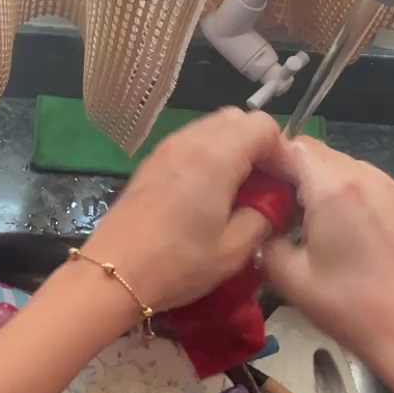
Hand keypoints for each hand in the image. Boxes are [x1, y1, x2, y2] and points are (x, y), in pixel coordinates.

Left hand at [81, 108, 282, 310]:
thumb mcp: (234, 250)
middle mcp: (189, 142)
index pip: (262, 126)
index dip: (280, 151)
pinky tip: (205, 194)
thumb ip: (264, 216)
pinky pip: (188, 143)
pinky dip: (206, 156)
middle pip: (236, 119)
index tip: (282, 185)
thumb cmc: (176, 265)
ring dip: (231, 149)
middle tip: (261, 186)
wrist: (111, 274)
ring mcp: (165, 149)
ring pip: (210, 128)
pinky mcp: (149, 163)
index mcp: (216, 157)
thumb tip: (274, 201)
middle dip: (257, 145)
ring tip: (235, 191)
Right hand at [260, 137, 393, 369]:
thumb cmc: (349, 307)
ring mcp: (393, 187)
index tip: (253, 185)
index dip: (268, 159)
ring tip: (307, 223)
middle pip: (318, 154)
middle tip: (275, 208)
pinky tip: (341, 231)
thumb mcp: (289, 277)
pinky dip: (346, 194)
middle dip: (292, 173)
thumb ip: (265, 237)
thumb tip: (261, 222)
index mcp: (334, 189)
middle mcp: (367, 176)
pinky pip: (366, 184)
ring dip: (319, 184)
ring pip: (343, 167)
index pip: (292, 146)